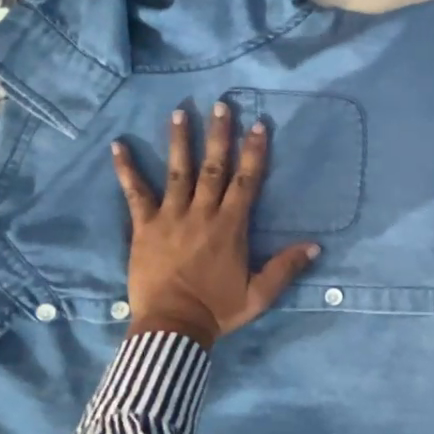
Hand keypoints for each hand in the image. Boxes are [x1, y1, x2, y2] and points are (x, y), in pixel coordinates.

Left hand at [111, 104, 320, 348]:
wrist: (172, 328)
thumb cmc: (217, 310)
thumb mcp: (259, 294)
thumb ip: (285, 268)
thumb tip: (315, 246)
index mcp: (230, 226)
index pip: (246, 181)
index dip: (254, 152)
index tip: (259, 125)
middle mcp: (202, 213)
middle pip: (213, 167)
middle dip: (219, 135)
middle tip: (222, 104)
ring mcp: (170, 217)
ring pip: (177, 172)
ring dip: (179, 141)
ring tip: (180, 111)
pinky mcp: (144, 227)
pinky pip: (134, 194)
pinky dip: (126, 170)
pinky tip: (118, 146)